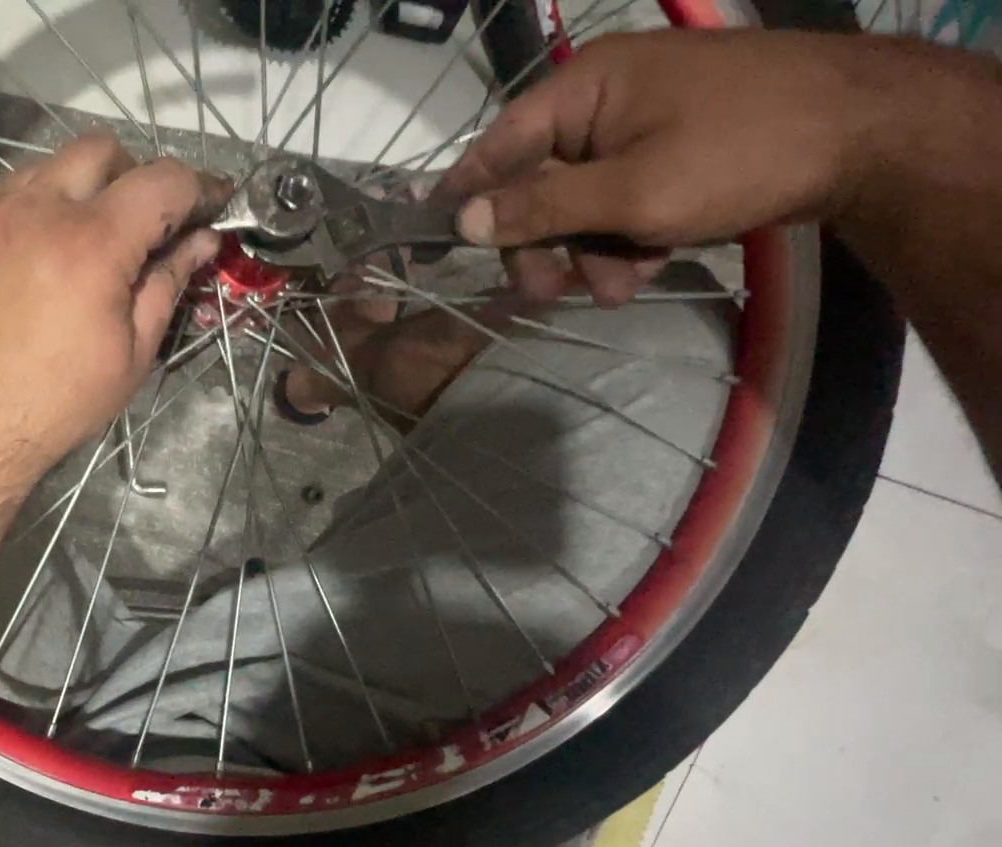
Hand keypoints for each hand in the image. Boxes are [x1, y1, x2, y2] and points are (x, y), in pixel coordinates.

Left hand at [0, 134, 227, 489]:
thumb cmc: (55, 406)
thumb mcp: (129, 356)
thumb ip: (167, 285)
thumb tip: (201, 239)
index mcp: (90, 243)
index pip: (161, 180)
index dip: (197, 187)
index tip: (207, 204)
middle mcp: (31, 211)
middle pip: (97, 151)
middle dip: (128, 177)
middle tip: (131, 227)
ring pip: (37, 173)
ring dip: (65, 199)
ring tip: (64, 253)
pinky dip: (11, 223)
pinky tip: (11, 270)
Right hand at [436, 29, 892, 304]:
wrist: (873, 139)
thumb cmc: (740, 154)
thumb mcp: (628, 194)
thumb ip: (537, 210)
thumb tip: (460, 222)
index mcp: (586, 89)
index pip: (497, 146)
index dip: (466, 197)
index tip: (438, 244)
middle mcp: (602, 101)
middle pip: (535, 185)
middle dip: (543, 244)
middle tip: (547, 292)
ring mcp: (637, 125)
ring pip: (576, 203)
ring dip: (586, 253)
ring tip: (619, 288)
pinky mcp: (665, 149)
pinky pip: (615, 200)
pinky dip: (621, 239)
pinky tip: (645, 266)